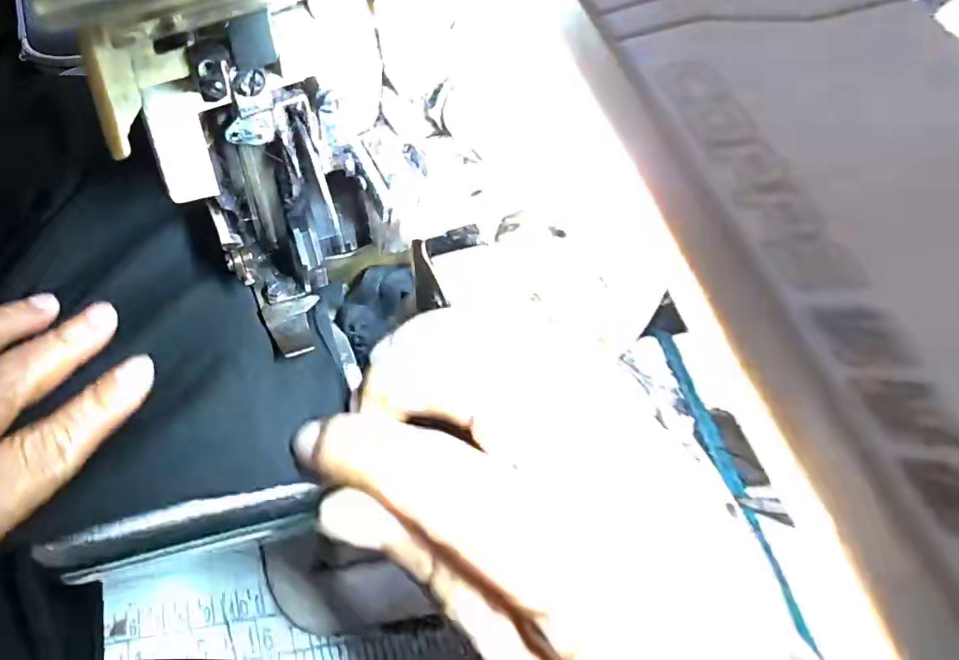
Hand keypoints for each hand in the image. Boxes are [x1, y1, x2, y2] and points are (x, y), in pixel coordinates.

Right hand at [294, 307, 809, 659]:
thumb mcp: (521, 658)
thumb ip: (430, 567)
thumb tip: (340, 506)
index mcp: (597, 576)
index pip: (440, 475)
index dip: (354, 448)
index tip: (312, 448)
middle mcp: (633, 486)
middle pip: (480, 368)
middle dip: (396, 377)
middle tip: (369, 423)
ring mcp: (647, 436)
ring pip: (514, 331)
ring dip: (433, 347)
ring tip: (409, 396)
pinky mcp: (643, 414)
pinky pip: (548, 336)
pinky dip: (481, 337)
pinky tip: (456, 377)